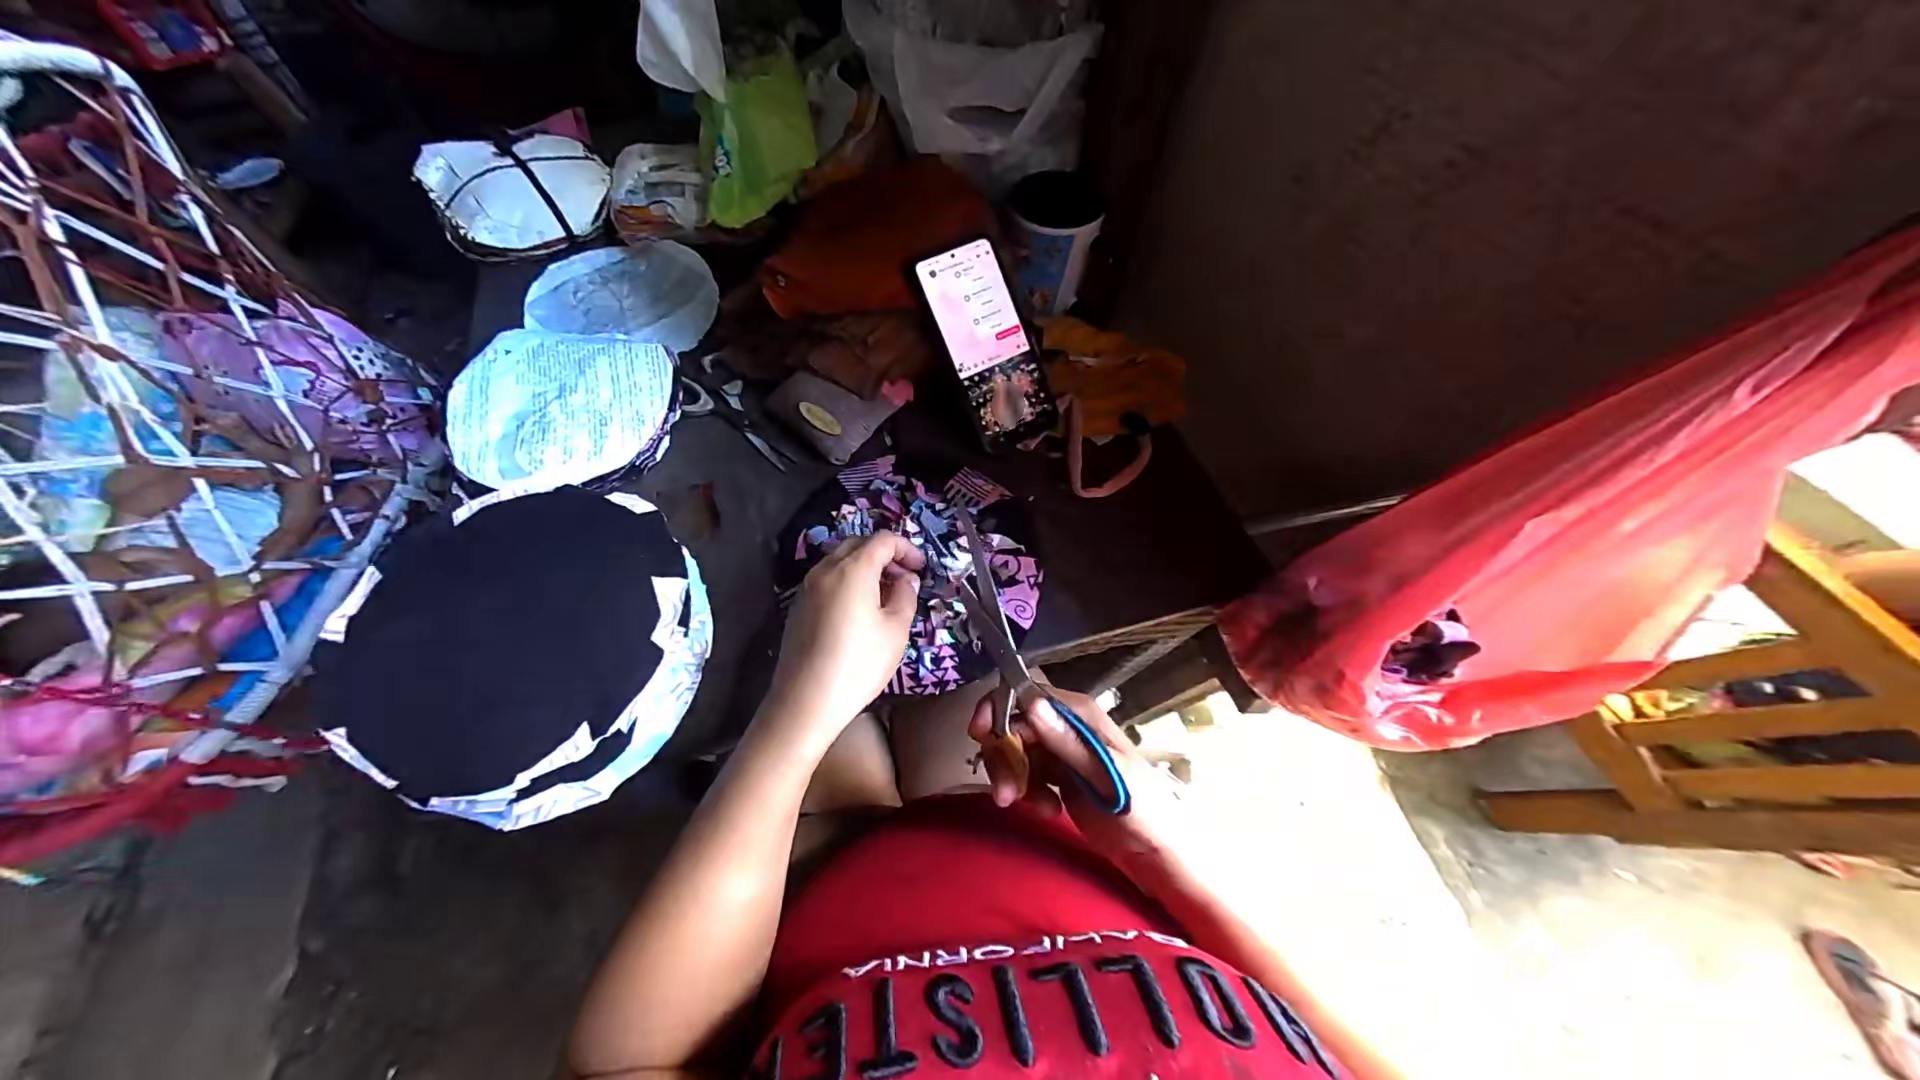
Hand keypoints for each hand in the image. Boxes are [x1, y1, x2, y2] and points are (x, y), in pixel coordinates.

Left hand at [766, 532, 925, 747]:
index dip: (906, 548)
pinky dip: (848, 582)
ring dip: (865, 568)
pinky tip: (859, 610)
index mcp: (852, 569)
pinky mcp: (798, 607)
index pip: (882, 540)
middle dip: (885, 555)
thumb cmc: (858, 664)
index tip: (921, 568)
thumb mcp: (895, 630)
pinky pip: (827, 580)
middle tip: (905, 578)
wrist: (805, 701)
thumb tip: (906, 579)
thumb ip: (905, 596)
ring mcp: (807, 588)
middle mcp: (825, 569)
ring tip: (885, 596)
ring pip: (840, 561)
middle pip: (858, 544)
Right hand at [968, 686, 1192, 873]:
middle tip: (1004, 794)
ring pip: (1016, 751)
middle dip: (1003, 756)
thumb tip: (1032, 705)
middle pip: (1014, 725)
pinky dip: (1027, 792)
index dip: (999, 707)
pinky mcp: (1059, 777)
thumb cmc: (1143, 809)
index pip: (1028, 694)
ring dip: (1013, 778)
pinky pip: (1026, 774)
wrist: (1159, 854)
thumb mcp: (1105, 775)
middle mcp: (1067, 725)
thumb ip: (1067, 741)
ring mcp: (1062, 751)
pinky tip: (1048, 810)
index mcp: (1080, 714)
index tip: (980, 733)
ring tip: (1028, 806)